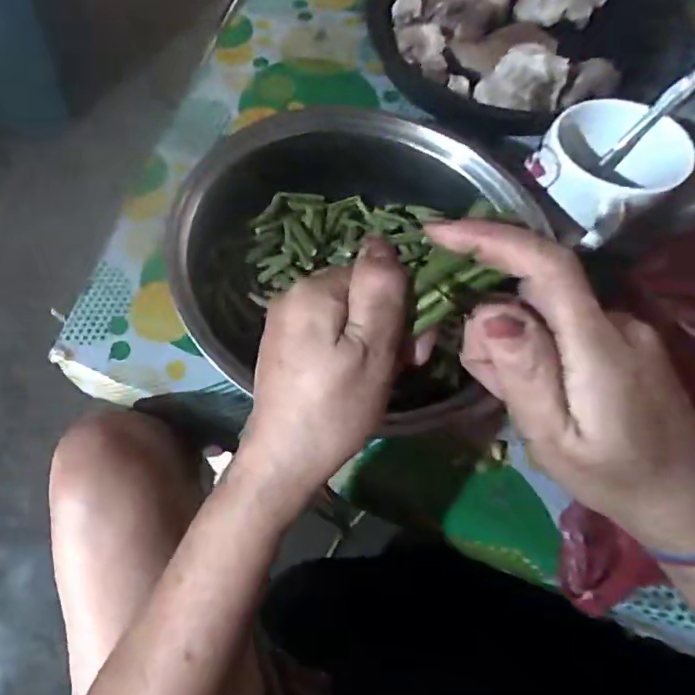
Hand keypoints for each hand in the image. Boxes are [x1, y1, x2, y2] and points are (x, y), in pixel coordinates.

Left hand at [236, 238, 409, 515]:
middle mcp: (291, 296)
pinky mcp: (283, 345)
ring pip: (347, 317)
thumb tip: (380, 240)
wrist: (284, 455)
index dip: (403, 307)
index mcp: (311, 289)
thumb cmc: (335, 405)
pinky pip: (328, 334)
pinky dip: (349, 351)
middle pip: (360, 294)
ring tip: (378, 378)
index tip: (412, 348)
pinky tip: (354, 379)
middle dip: (389, 325)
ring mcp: (283, 321)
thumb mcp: (372, 347)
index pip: (374, 274)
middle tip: (401, 366)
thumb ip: (381, 290)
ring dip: (373, 341)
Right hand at [423, 220, 694, 554]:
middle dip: (484, 325)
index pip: (545, 265)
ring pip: (528, 309)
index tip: (436, 231)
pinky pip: (547, 324)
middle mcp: (611, 320)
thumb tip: (488, 314)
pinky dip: (521, 349)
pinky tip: (531, 392)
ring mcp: (615, 328)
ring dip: (501, 345)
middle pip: (523, 290)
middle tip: (489, 384)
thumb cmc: (616, 478)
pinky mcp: (612, 339)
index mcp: (597, 343)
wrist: (692, 503)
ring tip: (515, 399)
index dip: (490, 238)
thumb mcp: (554, 437)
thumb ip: (523, 373)